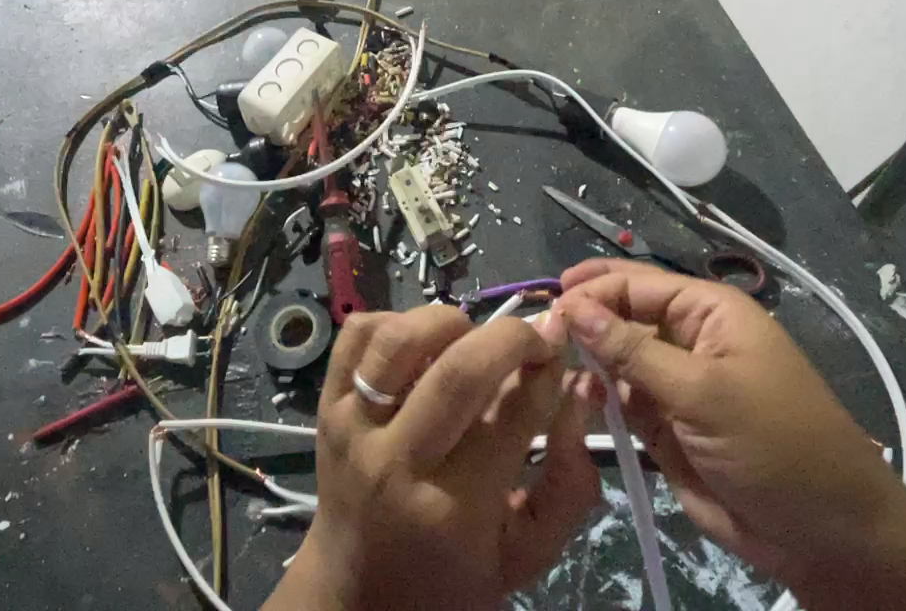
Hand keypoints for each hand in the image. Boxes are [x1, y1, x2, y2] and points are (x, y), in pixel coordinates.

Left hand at [264, 305, 599, 610]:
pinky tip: (420, 347)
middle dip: (510, 336)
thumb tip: (582, 390)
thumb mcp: (525, 553)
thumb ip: (568, 482)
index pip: (512, 413)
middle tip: (532, 338)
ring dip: (448, 322)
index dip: (548, 368)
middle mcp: (395, 460)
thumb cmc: (450, 577)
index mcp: (453, 508)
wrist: (355, 595)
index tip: (561, 348)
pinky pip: (355, 333)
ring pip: (399, 339)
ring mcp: (350, 425)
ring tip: (470, 342)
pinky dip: (394, 321)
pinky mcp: (323, 403)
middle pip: (457, 370)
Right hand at [549, 259, 905, 579]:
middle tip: (542, 330)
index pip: (637, 284)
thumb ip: (632, 350)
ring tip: (551, 367)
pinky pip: (620, 398)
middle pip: (622, 313)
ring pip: (614, 356)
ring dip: (586, 359)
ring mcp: (675, 382)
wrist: (826, 537)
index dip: (592, 291)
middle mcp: (688, 338)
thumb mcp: (702, 392)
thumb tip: (572, 306)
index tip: (549, 309)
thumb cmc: (775, 445)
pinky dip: (596, 396)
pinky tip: (576, 398)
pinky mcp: (665, 423)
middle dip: (583, 318)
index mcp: (709, 312)